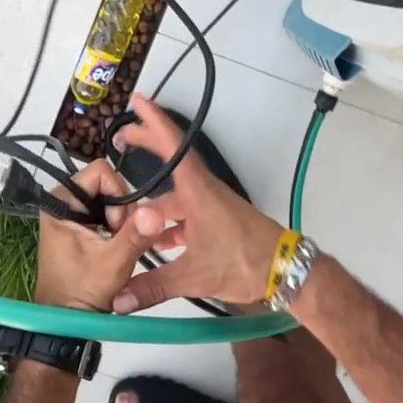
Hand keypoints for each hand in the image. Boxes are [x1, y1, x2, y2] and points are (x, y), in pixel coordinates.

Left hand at [34, 159, 165, 311]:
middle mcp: (61, 200)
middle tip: (118, 238)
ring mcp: (68, 211)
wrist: (67, 320)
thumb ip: (134, 235)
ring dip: (120, 219)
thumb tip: (156, 211)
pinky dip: (114, 225)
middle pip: (106, 182)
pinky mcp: (76, 223)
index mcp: (60, 201)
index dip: (118, 194)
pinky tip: (114, 245)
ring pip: (108, 196)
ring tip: (117, 244)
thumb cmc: (83, 291)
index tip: (117, 227)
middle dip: (121, 209)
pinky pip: (104, 209)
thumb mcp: (113, 263)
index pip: (100, 171)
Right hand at [110, 94, 284, 313]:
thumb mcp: (195, 275)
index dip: (154, 122)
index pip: (173, 146)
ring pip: (175, 196)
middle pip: (170, 162)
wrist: (286, 271)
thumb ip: (154, 287)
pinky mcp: (216, 222)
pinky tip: (155, 243)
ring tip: (124, 210)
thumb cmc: (243, 261)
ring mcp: (210, 206)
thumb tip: (116, 301)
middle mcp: (203, 190)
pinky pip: (185, 215)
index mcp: (197, 190)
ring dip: (152, 200)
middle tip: (121, 137)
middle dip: (147, 146)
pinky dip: (167, 224)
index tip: (138, 101)